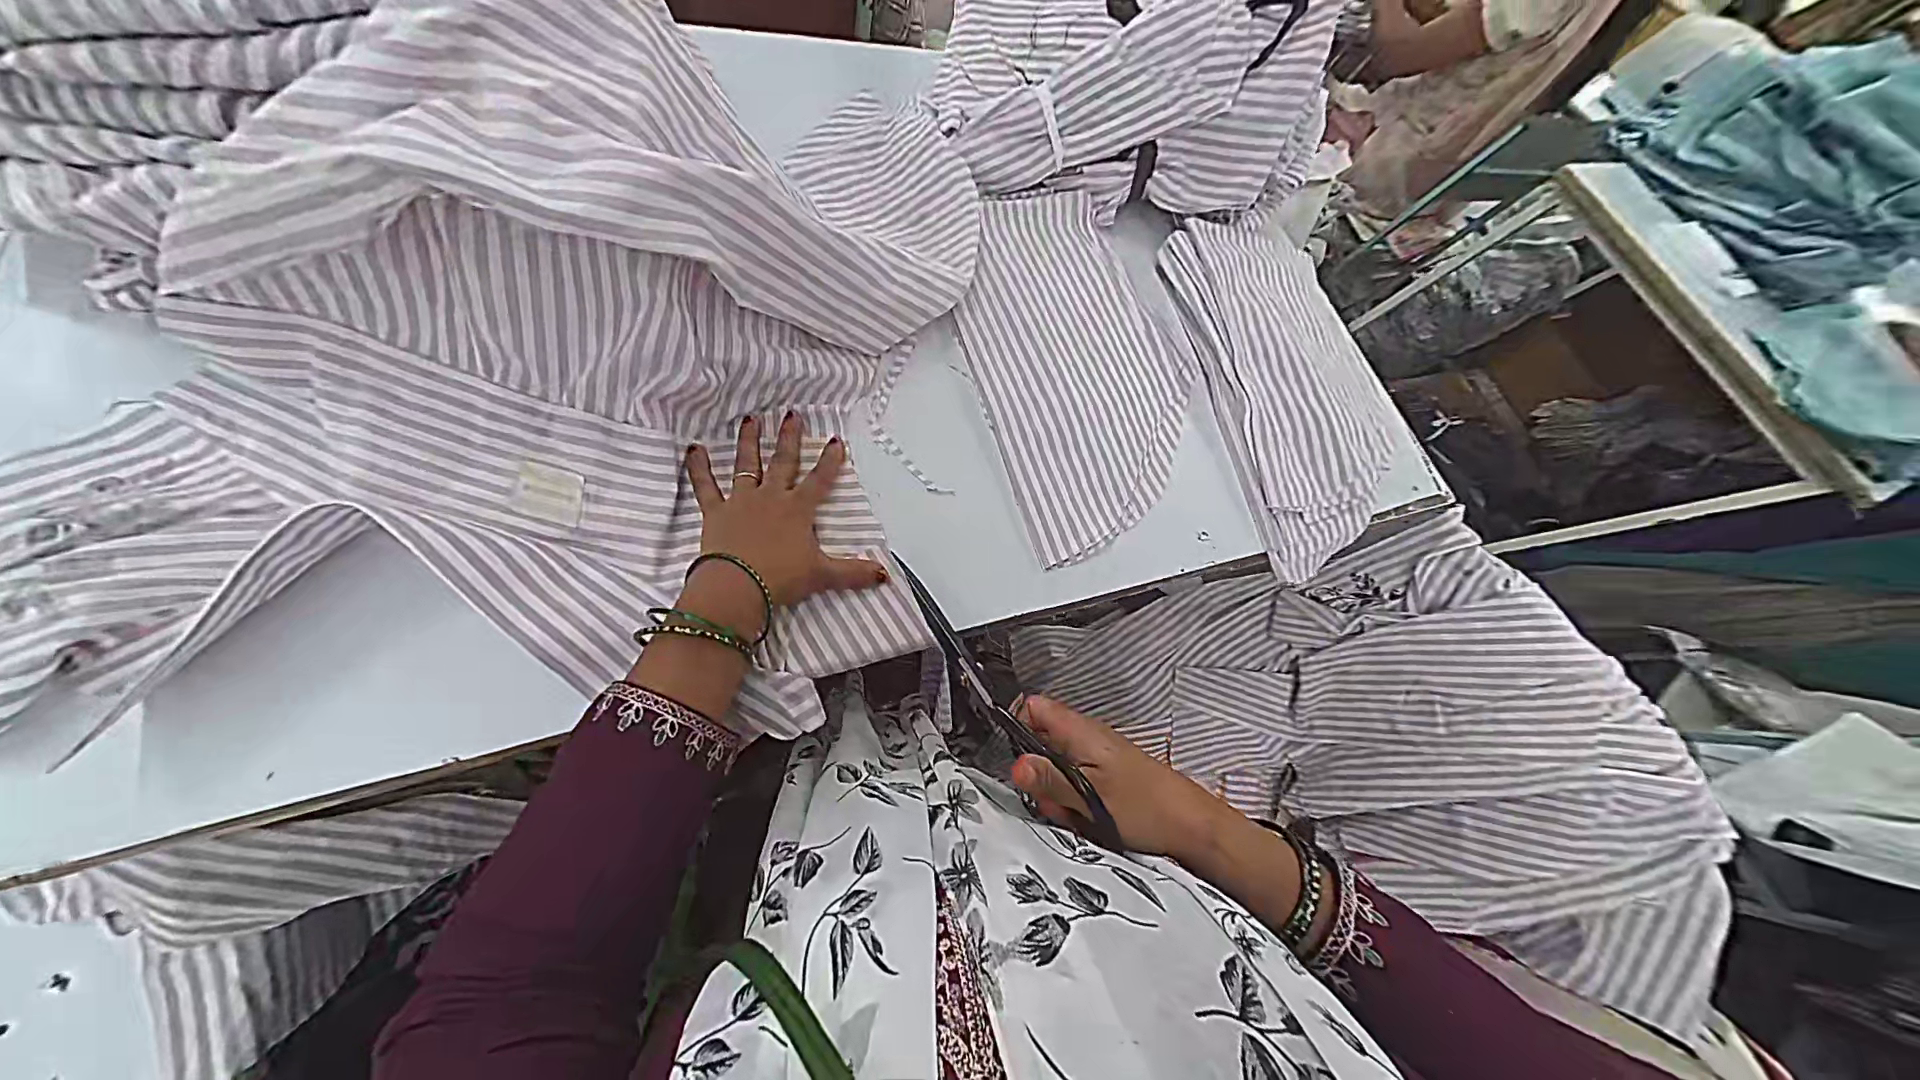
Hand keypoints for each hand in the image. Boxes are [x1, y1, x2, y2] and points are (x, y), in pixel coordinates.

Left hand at [686, 413, 889, 608]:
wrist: (738, 586)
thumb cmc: (781, 579)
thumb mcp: (822, 575)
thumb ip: (853, 573)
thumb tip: (883, 576)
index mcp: (798, 510)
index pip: (819, 480)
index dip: (829, 461)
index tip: (834, 440)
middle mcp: (771, 498)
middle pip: (783, 462)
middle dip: (789, 438)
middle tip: (791, 415)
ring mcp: (741, 502)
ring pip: (746, 465)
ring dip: (748, 442)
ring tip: (750, 420)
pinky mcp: (716, 512)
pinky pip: (705, 486)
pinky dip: (698, 468)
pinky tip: (694, 449)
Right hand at [1010, 696, 1241, 860]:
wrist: (1193, 826)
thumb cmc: (1150, 808)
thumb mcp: (1090, 798)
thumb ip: (1050, 781)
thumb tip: (1016, 767)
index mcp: (1081, 732)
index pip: (1033, 707)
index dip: (1017, 727)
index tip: (1017, 760)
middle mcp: (1087, 738)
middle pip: (1040, 743)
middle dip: (1038, 774)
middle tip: (1053, 798)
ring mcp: (1096, 756)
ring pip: (1055, 767)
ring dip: (1057, 793)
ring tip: (1076, 813)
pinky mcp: (1105, 775)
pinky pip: (1074, 783)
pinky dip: (1074, 801)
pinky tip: (1089, 818)